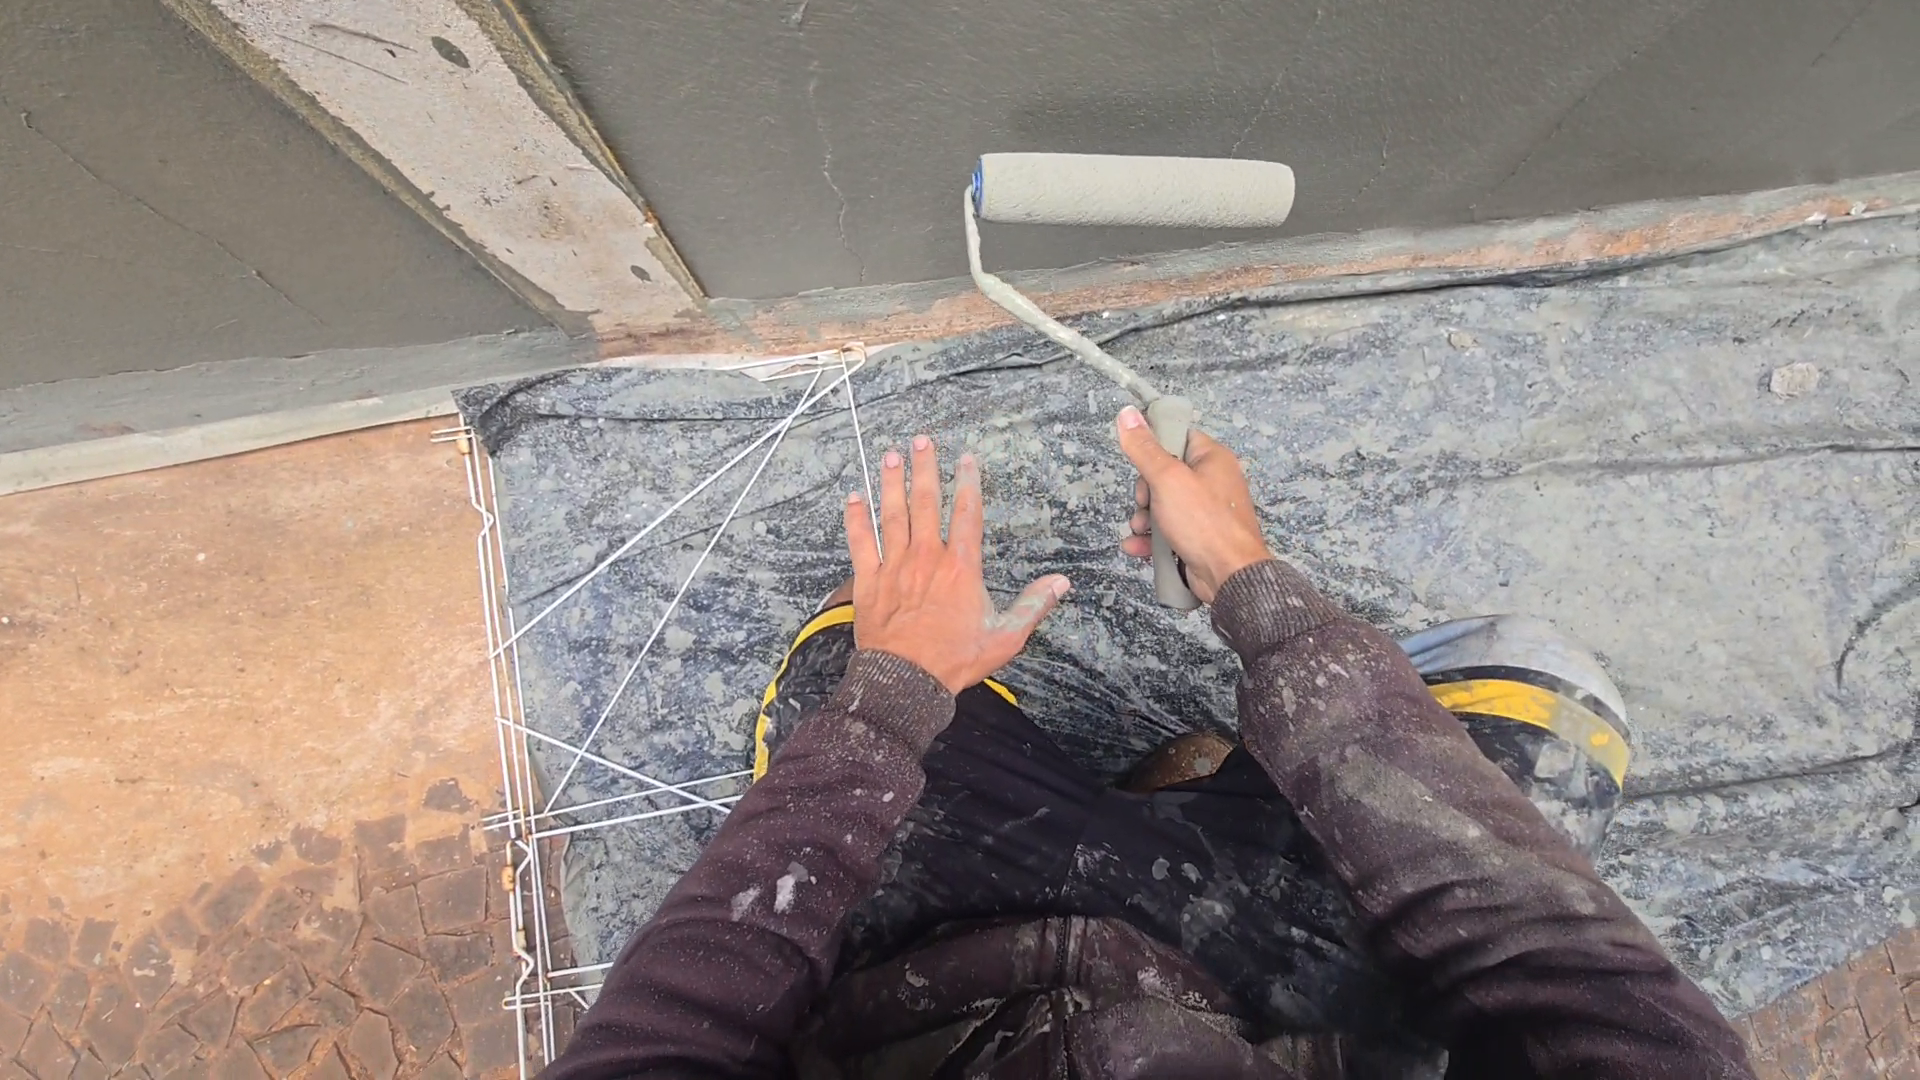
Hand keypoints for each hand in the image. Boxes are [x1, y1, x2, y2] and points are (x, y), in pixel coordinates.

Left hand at [846, 435, 1070, 693]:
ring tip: (891, 455)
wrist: (906, 681)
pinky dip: (855, 519)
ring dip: (891, 483)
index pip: (967, 513)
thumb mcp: (1005, 636)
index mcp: (960, 567)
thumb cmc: (956, 659)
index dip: (968, 482)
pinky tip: (852, 498)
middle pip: (925, 503)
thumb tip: (1061, 583)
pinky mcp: (869, 582)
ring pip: (892, 515)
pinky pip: (860, 543)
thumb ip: (1034, 605)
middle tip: (921, 441)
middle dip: (924, 469)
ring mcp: (894, 567)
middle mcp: (926, 558)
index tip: (966, 459)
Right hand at [1115, 406, 1270, 602]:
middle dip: (1144, 493)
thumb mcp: (1167, 479)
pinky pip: (1167, 530)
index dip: (1153, 449)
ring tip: (1140, 529)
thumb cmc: (1205, 524)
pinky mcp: (1198, 536)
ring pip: (1162, 505)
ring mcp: (1205, 511)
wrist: (1228, 576)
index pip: (1177, 437)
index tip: (1141, 463)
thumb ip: (1144, 448)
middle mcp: (1212, 481)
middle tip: (1146, 503)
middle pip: (1163, 474)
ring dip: (1143, 518)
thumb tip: (1127, 413)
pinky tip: (1137, 547)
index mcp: (1212, 458)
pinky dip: (1150, 539)